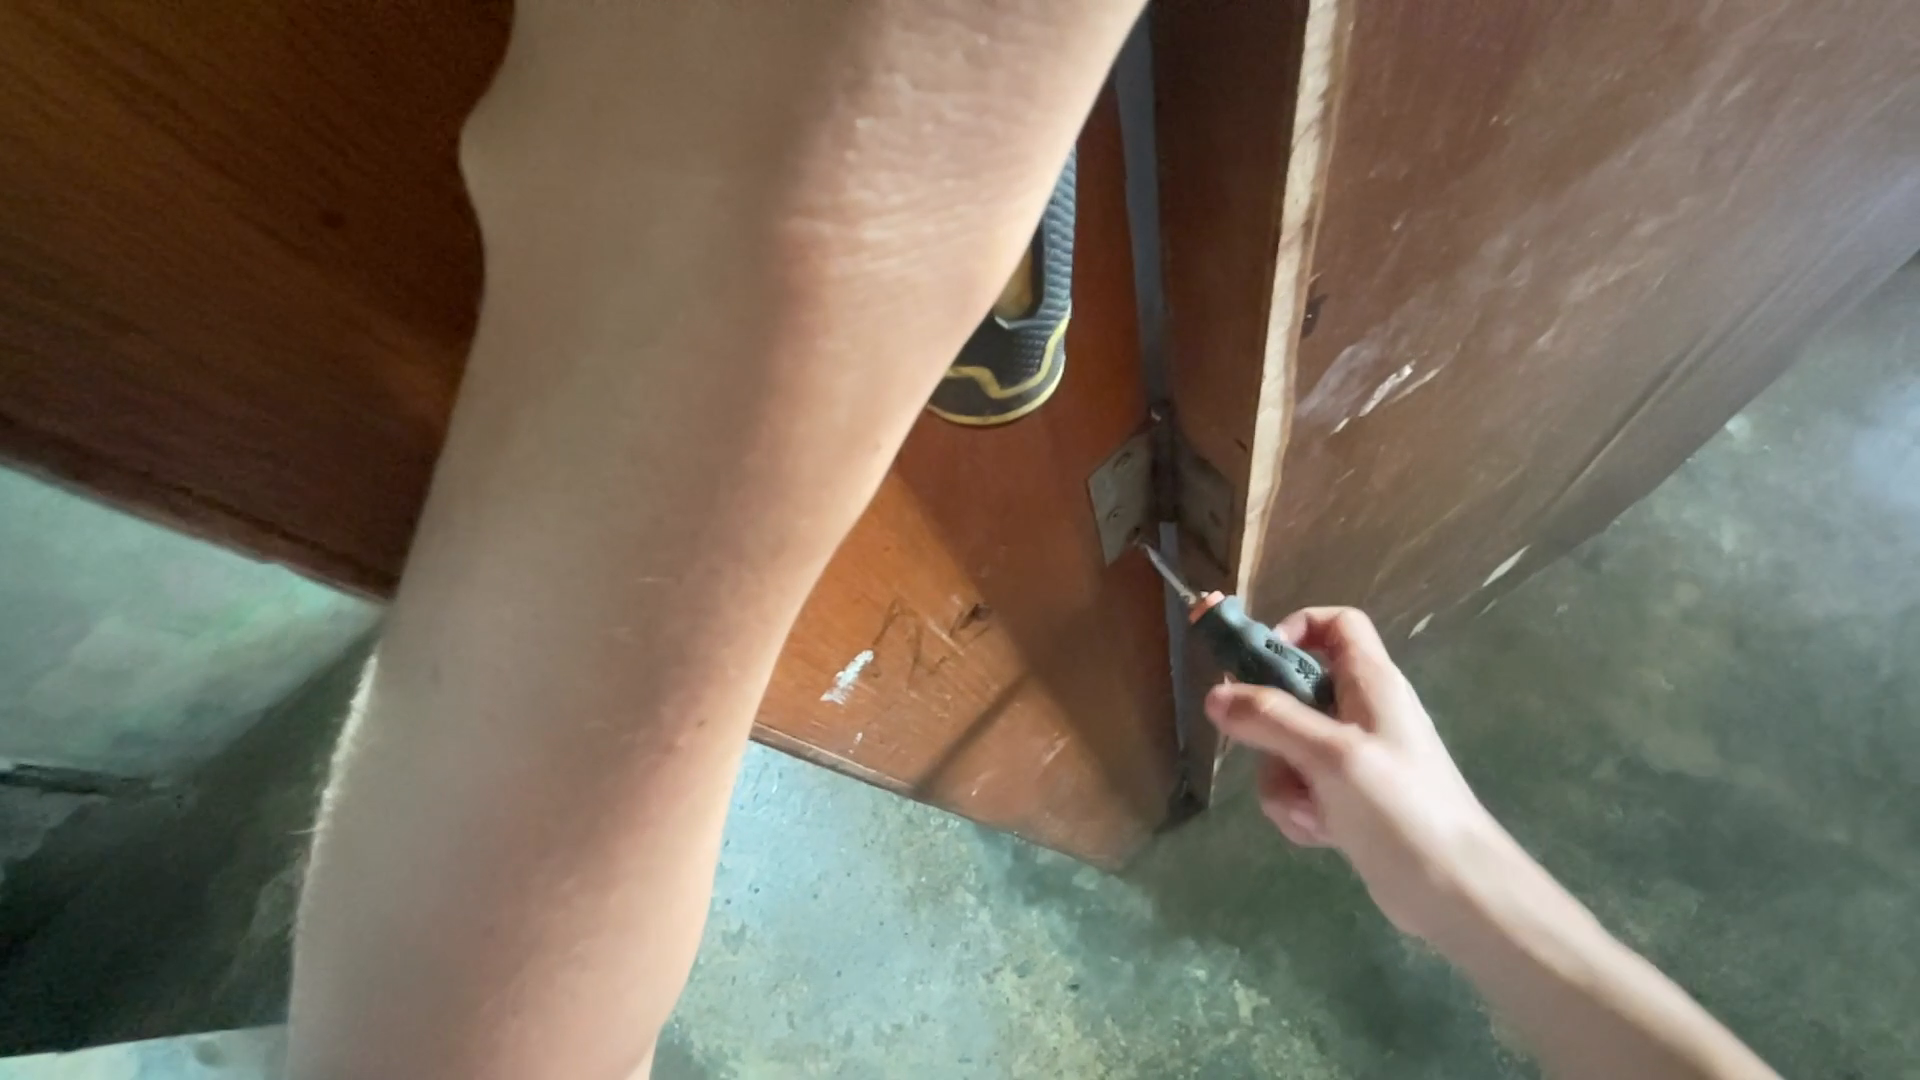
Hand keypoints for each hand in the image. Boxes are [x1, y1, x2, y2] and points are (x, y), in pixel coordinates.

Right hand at [1204, 607, 1508, 940]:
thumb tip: (1213, 695)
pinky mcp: (1347, 796)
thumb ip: (1269, 719)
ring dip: (1283, 778)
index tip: (1259, 663)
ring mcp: (1353, 756)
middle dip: (1269, 725)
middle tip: (1263, 748)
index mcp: (1371, 682)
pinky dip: (1299, 807)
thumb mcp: (1329, 755)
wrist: (1459, 896)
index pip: (1335, 624)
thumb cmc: (1402, 808)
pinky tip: (1319, 832)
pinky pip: (1298, 784)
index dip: (1296, 629)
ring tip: (1310, 809)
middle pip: (1294, 690)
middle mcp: (1361, 711)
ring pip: (1286, 744)